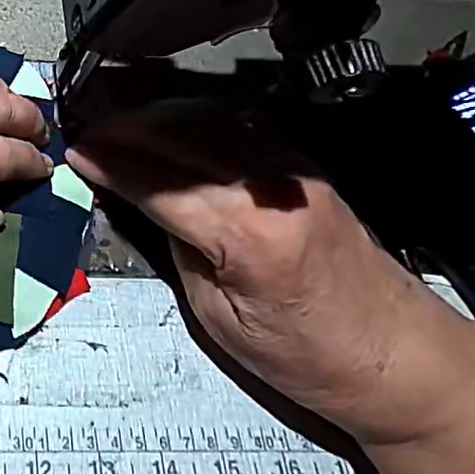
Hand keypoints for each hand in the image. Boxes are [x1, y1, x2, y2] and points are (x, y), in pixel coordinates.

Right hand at [68, 102, 474, 447]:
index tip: (79, 152)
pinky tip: (178, 127)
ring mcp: (292, 170)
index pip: (159, 182)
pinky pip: (240, 129)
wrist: (395, 353)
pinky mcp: (306, 168)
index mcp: (244, 235)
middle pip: (183, 136)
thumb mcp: (221, 320)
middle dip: (129, 128)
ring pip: (212, 121)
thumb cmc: (306, 357)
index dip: (112, 164)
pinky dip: (198, 121)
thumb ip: (183, 251)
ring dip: (162, 116)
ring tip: (124, 125)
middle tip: (92, 131)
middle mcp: (269, 187)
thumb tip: (153, 205)